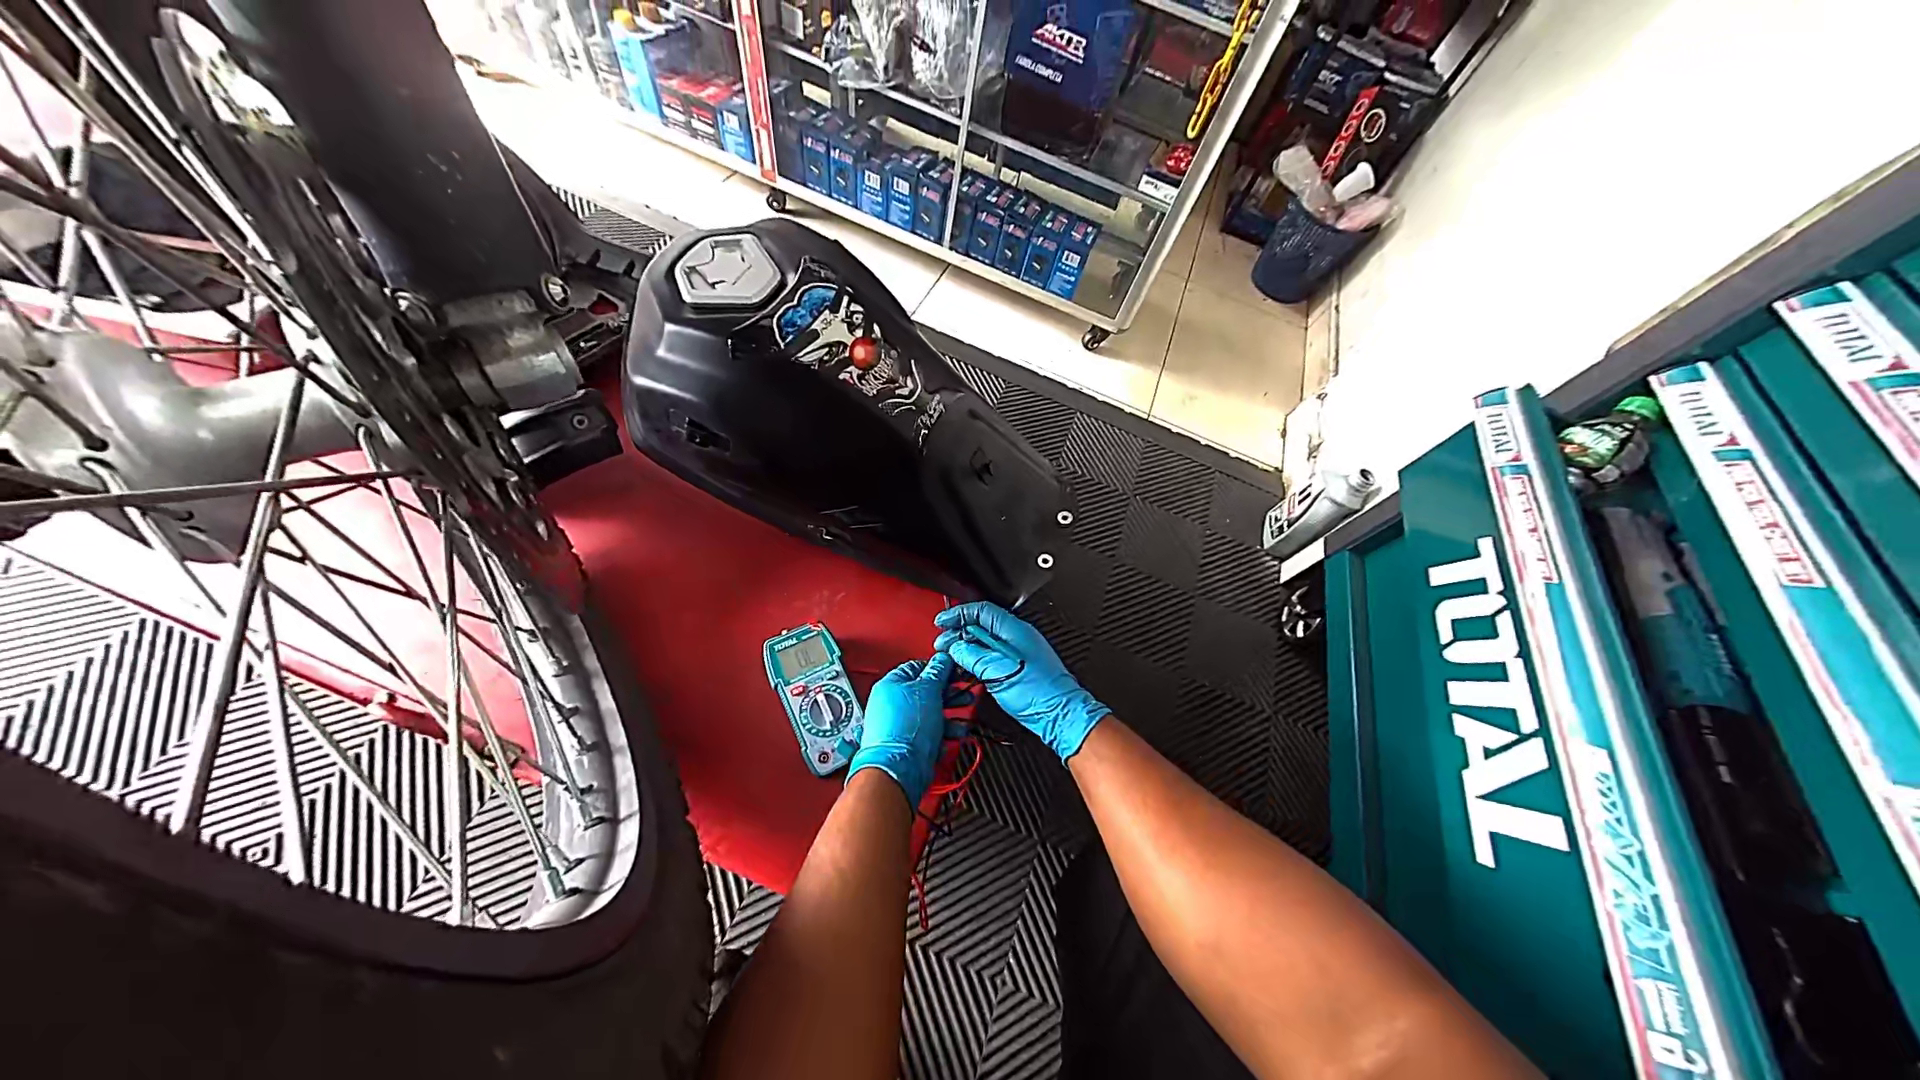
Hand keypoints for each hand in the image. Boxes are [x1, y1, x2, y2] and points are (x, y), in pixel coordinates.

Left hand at [849, 652, 954, 804]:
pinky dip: (942, 734)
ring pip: (930, 715)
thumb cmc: (906, 728)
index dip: (938, 669)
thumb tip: (942, 659)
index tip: (954, 672)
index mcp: (891, 685)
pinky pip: (929, 734)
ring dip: (950, 717)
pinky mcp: (908, 745)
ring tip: (962, 721)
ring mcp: (899, 726)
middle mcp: (892, 705)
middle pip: (925, 693)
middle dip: (948, 695)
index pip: (916, 668)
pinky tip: (951, 736)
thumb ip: (937, 672)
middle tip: (964, 695)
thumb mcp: (928, 690)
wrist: (900, 767)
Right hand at [933, 602, 1108, 760]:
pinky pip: (991, 657)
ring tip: (952, 661)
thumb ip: (972, 655)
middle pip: (980, 625)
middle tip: (943, 645)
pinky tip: (969, 672)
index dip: (958, 614)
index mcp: (1013, 630)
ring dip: (966, 649)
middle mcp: (1016, 637)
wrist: (1060, 715)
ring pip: (984, 643)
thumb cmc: (1039, 693)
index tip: (942, 623)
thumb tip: (955, 647)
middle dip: (958, 633)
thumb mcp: (997, 671)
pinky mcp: (1018, 668)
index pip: (980, 610)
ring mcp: (1018, 652)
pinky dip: (976, 661)